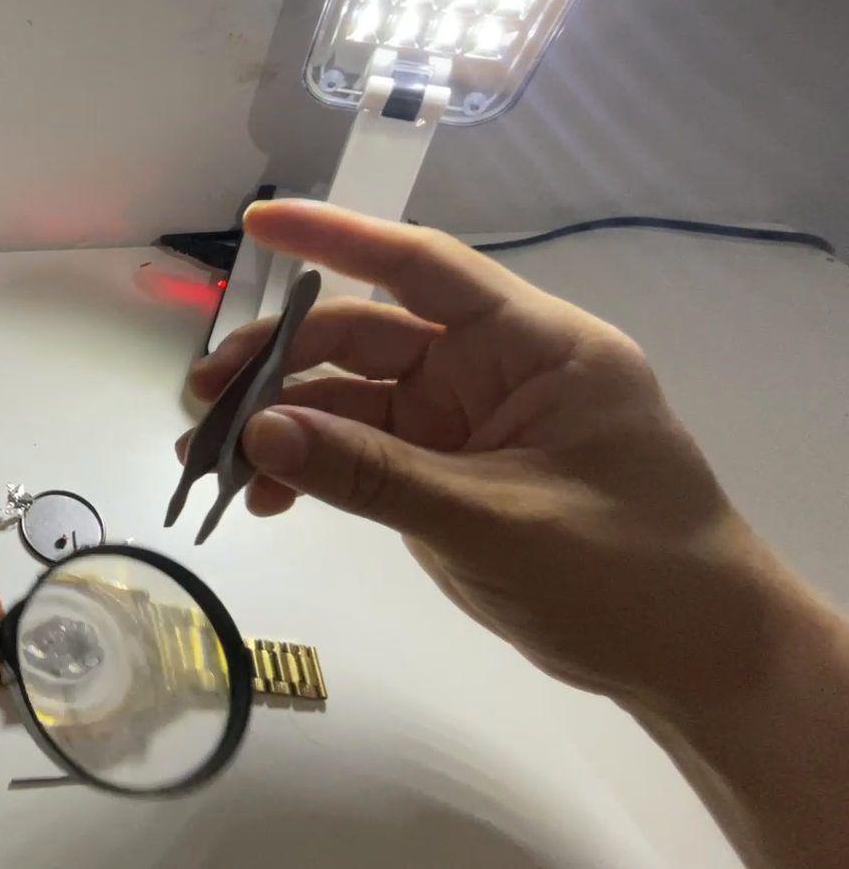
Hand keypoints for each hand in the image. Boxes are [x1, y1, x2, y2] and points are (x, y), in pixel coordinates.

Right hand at [186, 200, 800, 711]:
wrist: (685, 667)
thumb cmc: (631, 577)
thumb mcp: (493, 521)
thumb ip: (369, 473)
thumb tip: (255, 432)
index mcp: (529, 348)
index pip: (421, 268)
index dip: (337, 237)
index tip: (257, 223)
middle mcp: (480, 368)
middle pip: (355, 338)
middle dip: (273, 362)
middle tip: (204, 395)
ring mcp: (447, 417)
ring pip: (336, 396)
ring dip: (271, 422)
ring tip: (206, 453)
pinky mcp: (423, 464)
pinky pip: (342, 450)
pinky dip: (297, 468)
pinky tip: (257, 499)